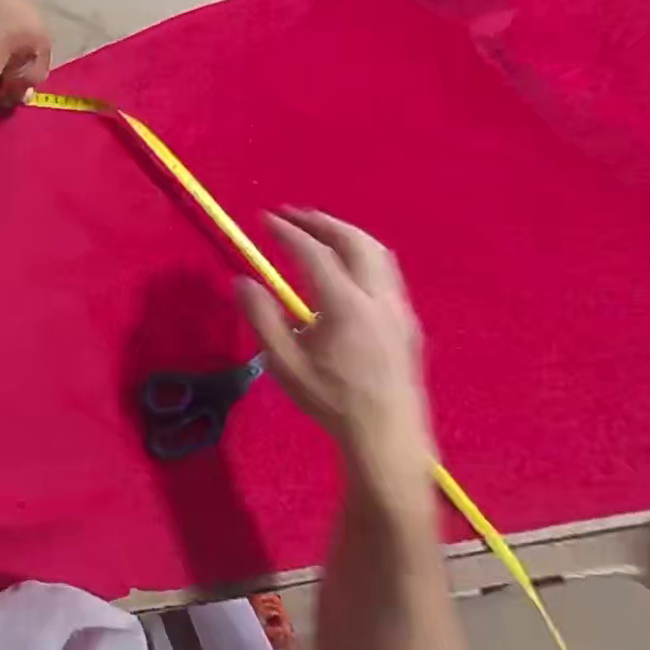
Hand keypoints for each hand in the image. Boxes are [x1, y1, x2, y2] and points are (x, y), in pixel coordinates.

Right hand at [237, 209, 436, 500]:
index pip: (314, 254)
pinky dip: (361, 253)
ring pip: (377, 253)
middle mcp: (377, 298)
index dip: (287, 232)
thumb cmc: (330, 400)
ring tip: (319, 232)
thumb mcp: (284, 364)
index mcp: (346, 306)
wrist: (385, 434)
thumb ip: (262, 318)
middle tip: (293, 215)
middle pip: (354, 242)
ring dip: (345, 234)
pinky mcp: (406, 321)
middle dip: (322, 222)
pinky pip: (385, 271)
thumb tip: (243, 282)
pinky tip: (345, 268)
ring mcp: (398, 308)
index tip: (265, 220)